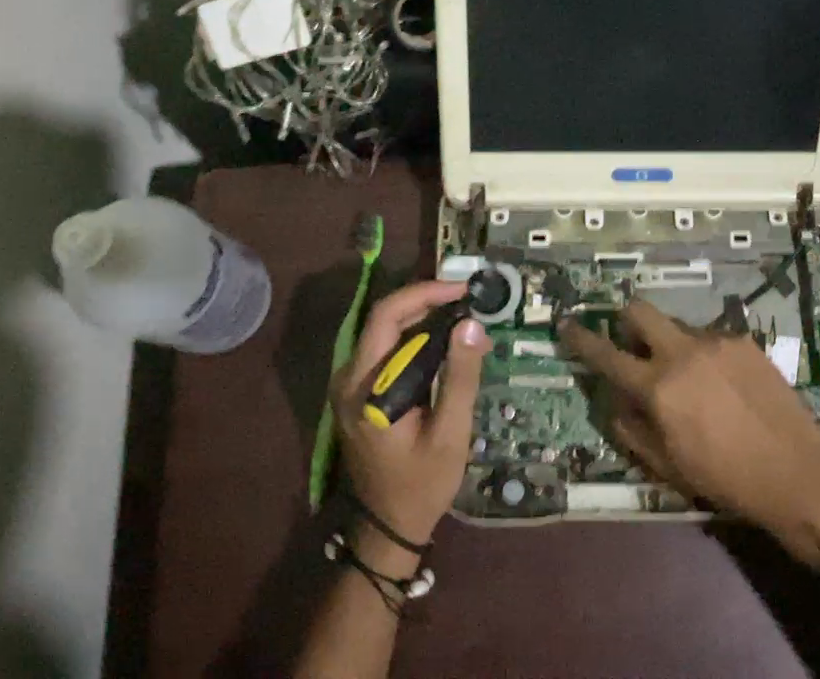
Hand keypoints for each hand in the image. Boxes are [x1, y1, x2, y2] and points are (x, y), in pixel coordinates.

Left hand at [330, 280, 490, 562]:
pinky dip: (413, 341)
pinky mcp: (356, 394)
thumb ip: (460, 377)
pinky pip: (384, 352)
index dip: (424, 294)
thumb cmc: (421, 484)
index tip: (462, 291)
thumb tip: (471, 325)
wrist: (388, 527)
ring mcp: (348, 386)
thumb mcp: (450, 434)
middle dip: (427, 303)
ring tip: (463, 321)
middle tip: (468, 302)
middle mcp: (348, 378)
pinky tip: (443, 346)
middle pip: (383, 320)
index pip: (387, 317)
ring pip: (384, 334)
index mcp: (365, 386)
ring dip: (422, 320)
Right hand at [560, 300, 819, 567]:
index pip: (606, 354)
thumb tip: (615, 401)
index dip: (580, 339)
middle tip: (632, 344)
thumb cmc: (724, 479)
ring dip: (671, 343)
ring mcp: (718, 342)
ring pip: (678, 326)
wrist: (797, 474)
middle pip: (639, 310)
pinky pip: (711, 338)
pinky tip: (724, 384)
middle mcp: (683, 353)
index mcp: (658, 387)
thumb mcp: (665, 466)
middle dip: (626, 320)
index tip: (566, 325)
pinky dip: (705, 355)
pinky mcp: (747, 343)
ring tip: (692, 380)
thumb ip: (630, 428)